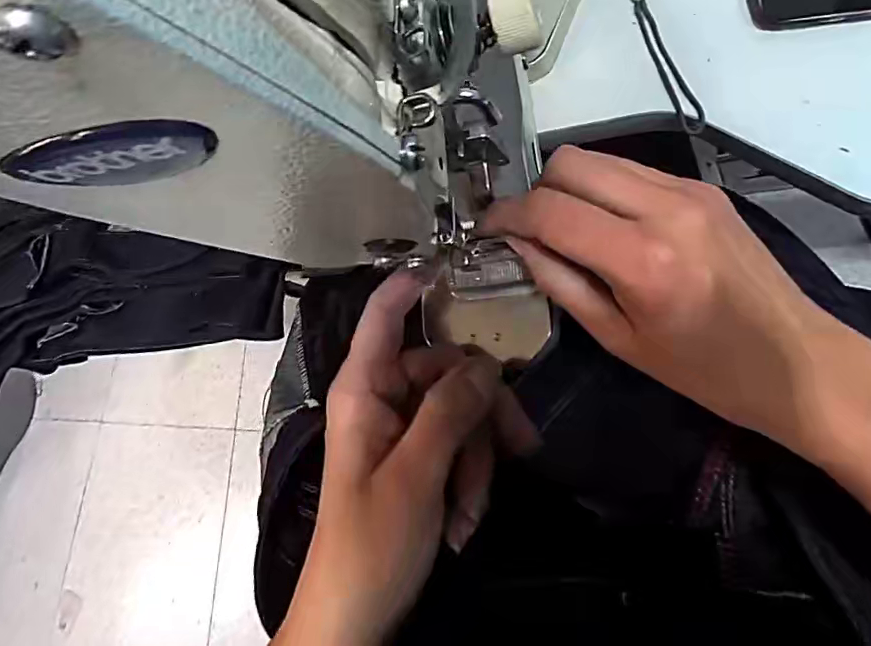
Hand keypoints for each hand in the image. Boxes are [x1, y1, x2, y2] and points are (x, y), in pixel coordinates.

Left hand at [275, 268, 537, 645]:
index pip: (383, 316)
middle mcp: (382, 396)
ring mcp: (400, 428)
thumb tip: (486, 364)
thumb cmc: (370, 544)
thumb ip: (450, 410)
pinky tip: (464, 519)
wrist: (352, 624)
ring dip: (476, 459)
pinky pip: (456, 444)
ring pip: (458, 410)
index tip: (445, 262)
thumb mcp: (416, 474)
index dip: (409, 283)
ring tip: (471, 511)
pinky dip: (468, 477)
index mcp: (364, 388)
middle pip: (445, 369)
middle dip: (480, 412)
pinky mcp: (416, 457)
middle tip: (518, 446)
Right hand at [481, 146, 870, 458]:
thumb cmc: (709, 372)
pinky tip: (610, 224)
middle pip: (570, 163)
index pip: (551, 210)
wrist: (801, 362)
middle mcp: (666, 208)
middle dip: (537, 192)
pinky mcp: (703, 186)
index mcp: (644, 260)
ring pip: (600, 158)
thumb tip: (516, 241)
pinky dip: (605, 188)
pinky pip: (632, 169)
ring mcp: (689, 190)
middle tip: (531, 230)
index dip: (506, 214)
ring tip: (568, 227)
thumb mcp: (622, 341)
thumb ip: (561, 282)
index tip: (487, 227)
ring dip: (570, 186)